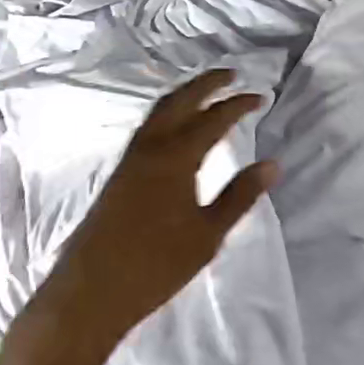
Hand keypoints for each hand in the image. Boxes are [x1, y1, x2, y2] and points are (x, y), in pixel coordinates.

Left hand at [37, 70, 278, 346]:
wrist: (91, 291)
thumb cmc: (156, 265)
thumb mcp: (207, 234)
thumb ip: (239, 195)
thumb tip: (272, 164)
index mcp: (176, 157)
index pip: (213, 119)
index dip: (238, 105)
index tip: (260, 96)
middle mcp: (150, 147)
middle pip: (180, 100)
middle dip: (207, 83)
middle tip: (231, 74)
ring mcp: (130, 158)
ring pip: (159, 111)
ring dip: (184, 94)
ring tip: (205, 91)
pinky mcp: (119, 172)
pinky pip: (148, 126)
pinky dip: (168, 112)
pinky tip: (175, 126)